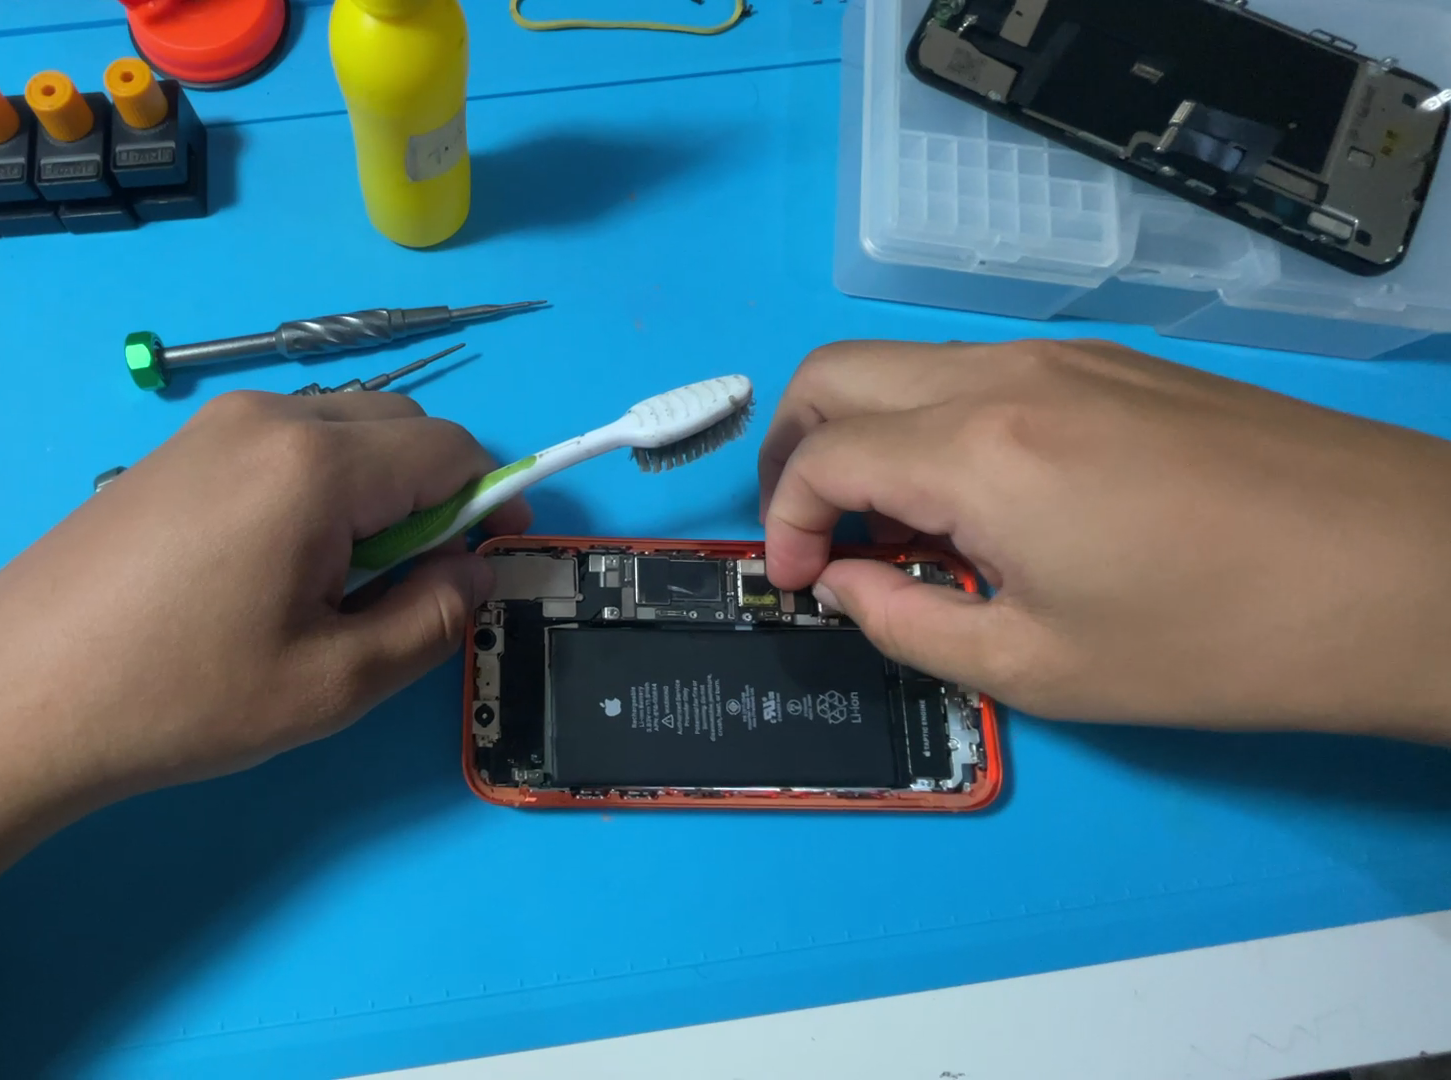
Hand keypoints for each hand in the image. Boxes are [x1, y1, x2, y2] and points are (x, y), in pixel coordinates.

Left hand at [0, 389, 529, 803]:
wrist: (7, 704)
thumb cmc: (183, 698)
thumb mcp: (336, 681)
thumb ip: (434, 618)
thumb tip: (478, 572)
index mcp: (317, 462)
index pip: (451, 448)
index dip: (492, 499)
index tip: (491, 560)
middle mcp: (269, 416)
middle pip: (400, 428)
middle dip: (433, 495)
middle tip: (406, 582)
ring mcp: (213, 425)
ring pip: (343, 433)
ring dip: (376, 492)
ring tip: (332, 580)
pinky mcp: (176, 450)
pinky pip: (285, 446)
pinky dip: (319, 488)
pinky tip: (271, 563)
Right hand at [758, 339, 1450, 739]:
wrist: (1433, 578)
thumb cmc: (1219, 640)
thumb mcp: (1032, 668)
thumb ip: (899, 623)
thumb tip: (840, 583)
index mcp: (974, 451)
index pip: (819, 458)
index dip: (783, 522)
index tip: (798, 582)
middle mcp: (998, 378)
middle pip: (829, 375)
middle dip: (787, 450)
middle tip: (805, 526)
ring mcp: (1053, 358)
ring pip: (891, 364)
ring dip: (851, 433)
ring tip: (881, 520)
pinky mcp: (1098, 363)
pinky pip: (958, 374)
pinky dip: (914, 424)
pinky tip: (961, 494)